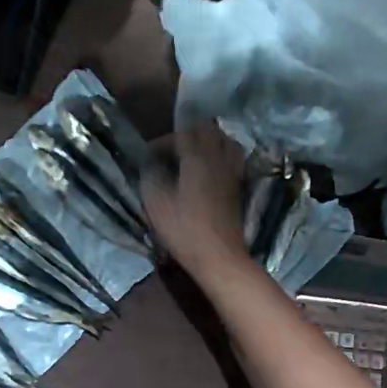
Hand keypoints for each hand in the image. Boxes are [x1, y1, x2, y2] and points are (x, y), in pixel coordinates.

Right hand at [143, 121, 246, 269]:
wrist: (218, 256)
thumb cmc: (184, 230)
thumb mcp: (156, 204)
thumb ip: (150, 176)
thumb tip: (150, 164)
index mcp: (197, 158)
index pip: (180, 135)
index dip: (162, 142)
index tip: (148, 155)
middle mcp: (218, 158)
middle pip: (207, 131)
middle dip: (187, 135)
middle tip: (170, 151)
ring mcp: (232, 172)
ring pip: (225, 141)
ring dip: (208, 141)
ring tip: (193, 155)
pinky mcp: (239, 187)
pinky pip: (233, 159)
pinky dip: (221, 156)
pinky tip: (210, 169)